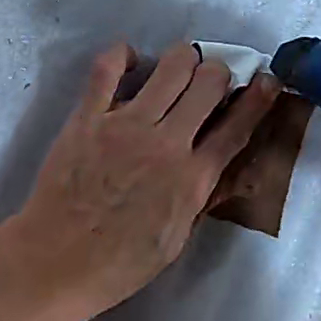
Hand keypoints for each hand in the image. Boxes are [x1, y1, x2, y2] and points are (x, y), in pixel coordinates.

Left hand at [10, 42, 278, 313]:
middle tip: (208, 82)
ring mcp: (126, 125)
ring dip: (184, 60)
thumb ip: (200, 193)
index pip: (237, 125)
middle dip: (217, 73)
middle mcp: (167, 143)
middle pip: (209, 81)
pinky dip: (124, 55)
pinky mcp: (89, 116)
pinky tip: (131, 62)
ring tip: (177, 69)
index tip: (267, 79)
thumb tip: (218, 158)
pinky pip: (108, 66)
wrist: (54, 265)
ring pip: (173, 65)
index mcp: (192, 178)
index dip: (259, 97)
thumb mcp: (178, 237)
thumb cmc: (119, 262)